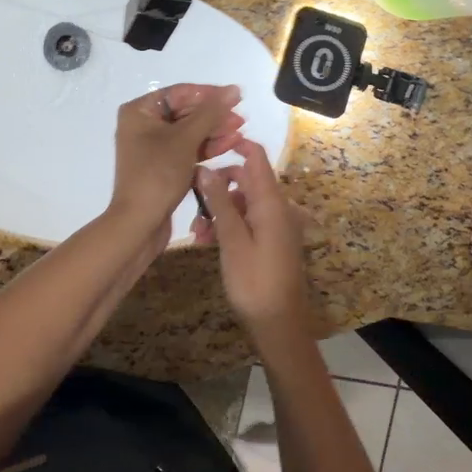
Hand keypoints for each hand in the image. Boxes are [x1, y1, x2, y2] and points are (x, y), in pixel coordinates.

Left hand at [109, 84, 244, 234]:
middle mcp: (142, 125)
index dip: (209, 94)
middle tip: (241, 118)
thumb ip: (210, 113)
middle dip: (213, 116)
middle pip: (184, 112)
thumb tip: (233, 89)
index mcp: (139, 111)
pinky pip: (186, 150)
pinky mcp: (162, 166)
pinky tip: (230, 145)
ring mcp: (152, 147)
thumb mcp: (185, 140)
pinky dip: (206, 148)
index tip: (236, 96)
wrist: (139, 224)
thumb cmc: (157, 174)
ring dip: (214, 131)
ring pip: (188, 132)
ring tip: (241, 131)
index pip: (179, 93)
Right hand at [193, 138, 312, 332]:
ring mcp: (274, 225)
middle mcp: (276, 208)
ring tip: (197, 232)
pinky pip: (246, 220)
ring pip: (242, 202)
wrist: (278, 326)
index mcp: (272, 203)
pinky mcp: (269, 241)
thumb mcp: (232, 240)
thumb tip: (205, 168)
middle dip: (217, 186)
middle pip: (245, 180)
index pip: (257, 157)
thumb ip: (219, 202)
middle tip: (192, 201)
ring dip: (218, 210)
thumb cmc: (254, 281)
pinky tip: (206, 241)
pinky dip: (227, 225)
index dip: (235, 145)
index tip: (207, 147)